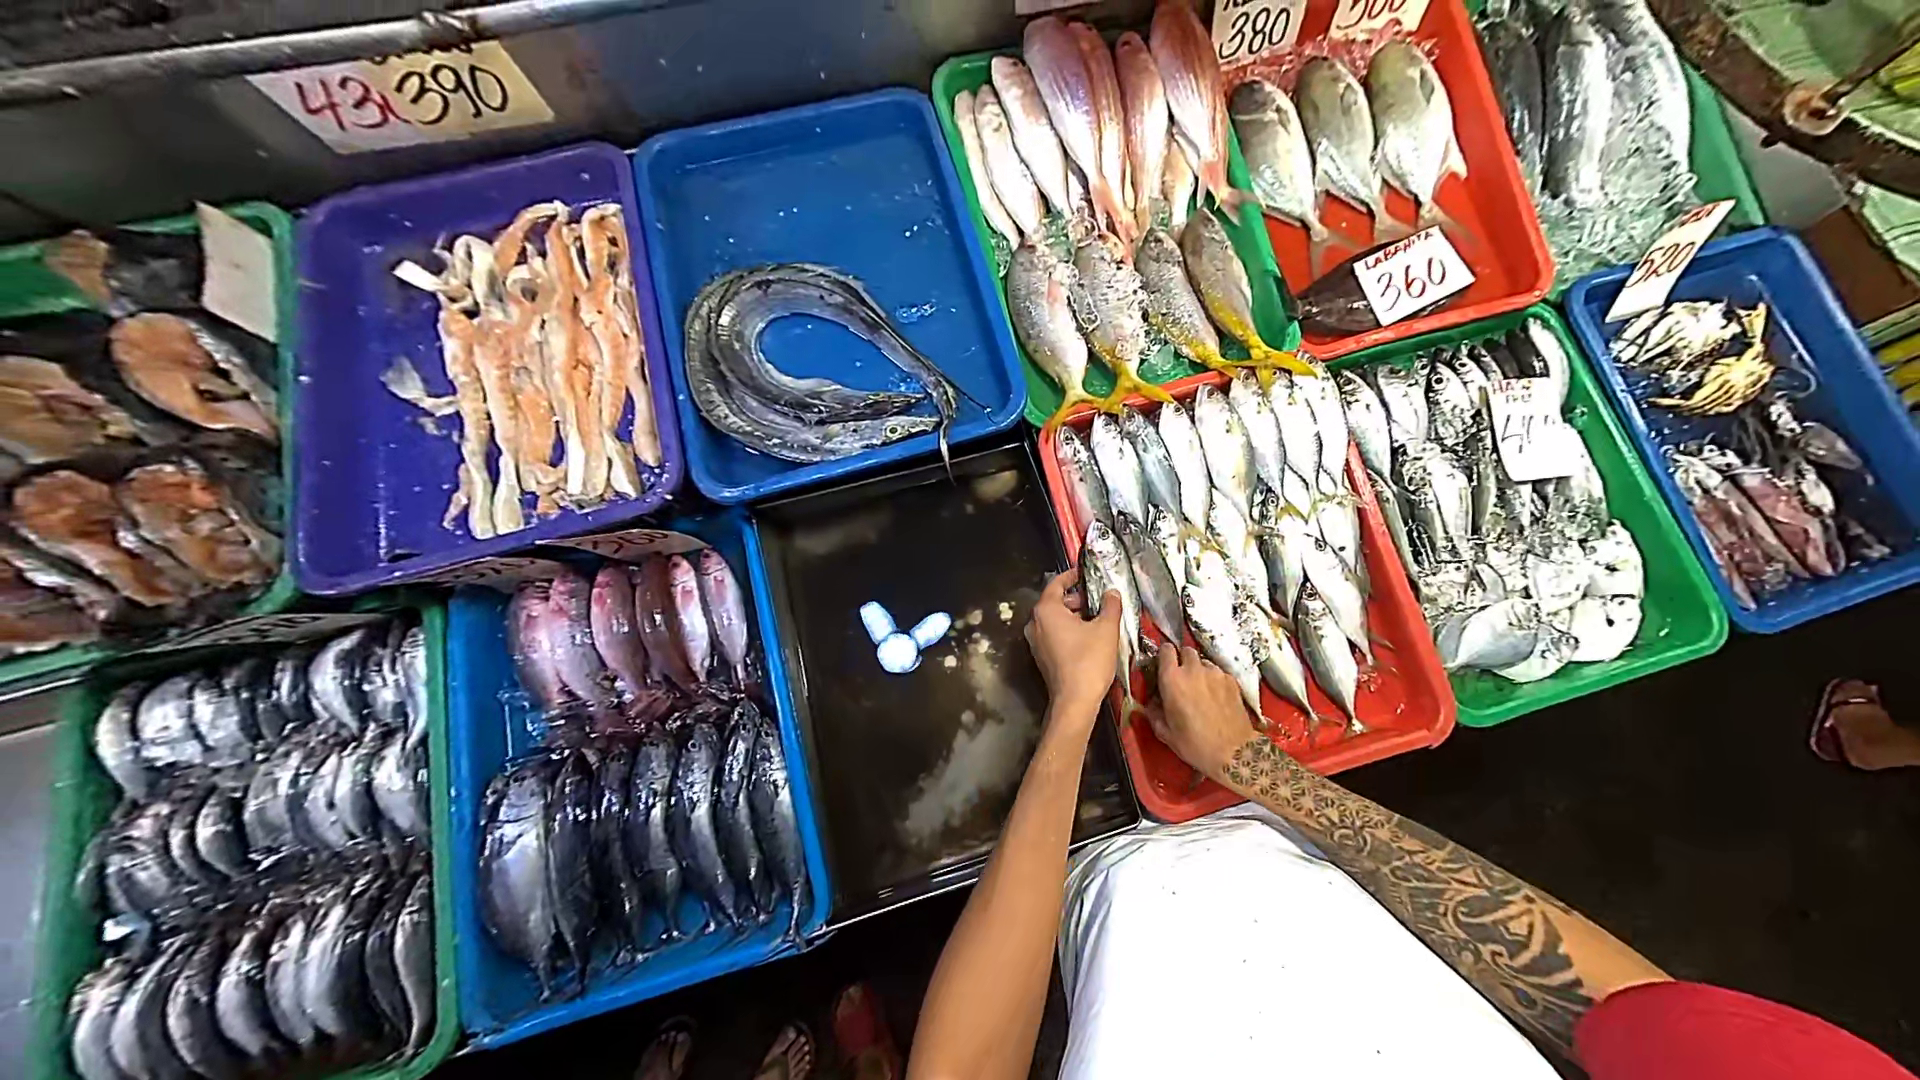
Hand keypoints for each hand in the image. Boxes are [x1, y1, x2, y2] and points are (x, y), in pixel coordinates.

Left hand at [1025, 567, 1119, 721]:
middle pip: (1054, 601)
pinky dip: (1067, 629)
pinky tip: (1086, 636)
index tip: (1083, 573)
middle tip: (1095, 599)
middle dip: (1075, 597)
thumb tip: (1112, 592)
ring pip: (1054, 619)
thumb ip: (1110, 606)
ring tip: (1095, 617)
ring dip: (1072, 614)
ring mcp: (1035, 641)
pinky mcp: (1041, 656)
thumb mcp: (1106, 629)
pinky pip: (1053, 634)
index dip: (1071, 576)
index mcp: (1046, 610)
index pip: (1056, 584)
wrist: (1075, 701)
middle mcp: (1035, 623)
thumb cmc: (1089, 661)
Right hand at [1148, 643, 1260, 780]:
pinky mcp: (1232, 681)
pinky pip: (1219, 673)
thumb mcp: (1166, 733)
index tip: (1163, 663)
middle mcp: (1193, 670)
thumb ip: (1154, 713)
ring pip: (1204, 662)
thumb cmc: (1197, 745)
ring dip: (1199, 670)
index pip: (1165, 650)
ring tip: (1200, 689)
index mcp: (1172, 680)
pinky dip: (1214, 680)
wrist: (1235, 754)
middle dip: (1182, 660)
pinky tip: (1215, 696)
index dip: (1164, 655)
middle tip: (1181, 677)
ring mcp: (1215, 674)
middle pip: (1186, 651)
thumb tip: (1152, 704)